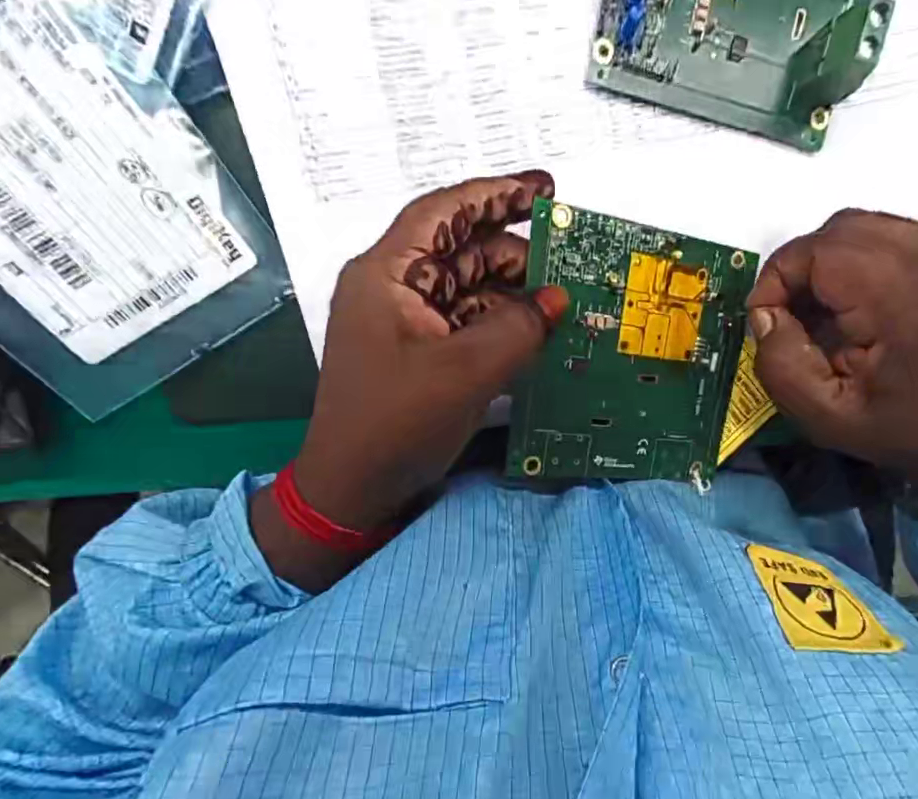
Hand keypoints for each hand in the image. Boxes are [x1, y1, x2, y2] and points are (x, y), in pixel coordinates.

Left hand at [252, 171, 567, 589]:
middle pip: (458, 253)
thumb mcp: (463, 372)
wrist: (354, 490)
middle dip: (512, 255)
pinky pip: (463, 329)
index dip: (495, 194)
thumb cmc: (394, 425)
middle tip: (564, 264)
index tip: (544, 190)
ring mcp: (403, 328)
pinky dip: (496, 330)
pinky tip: (530, 338)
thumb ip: (517, 328)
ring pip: (465, 293)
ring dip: (509, 297)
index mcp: (385, 276)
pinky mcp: (417, 360)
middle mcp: (391, 292)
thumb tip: (556, 300)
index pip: (443, 213)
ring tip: (556, 305)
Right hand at [746, 210, 917, 498]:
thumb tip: (764, 315)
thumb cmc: (900, 432)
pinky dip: (858, 263)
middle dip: (799, 268)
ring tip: (820, 312)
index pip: (823, 251)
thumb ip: (781, 365)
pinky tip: (856, 306)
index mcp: (909, 304)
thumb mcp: (822, 418)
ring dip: (827, 263)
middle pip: (843, 228)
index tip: (765, 319)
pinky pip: (892, 236)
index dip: (778, 277)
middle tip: (787, 315)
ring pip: (866, 225)